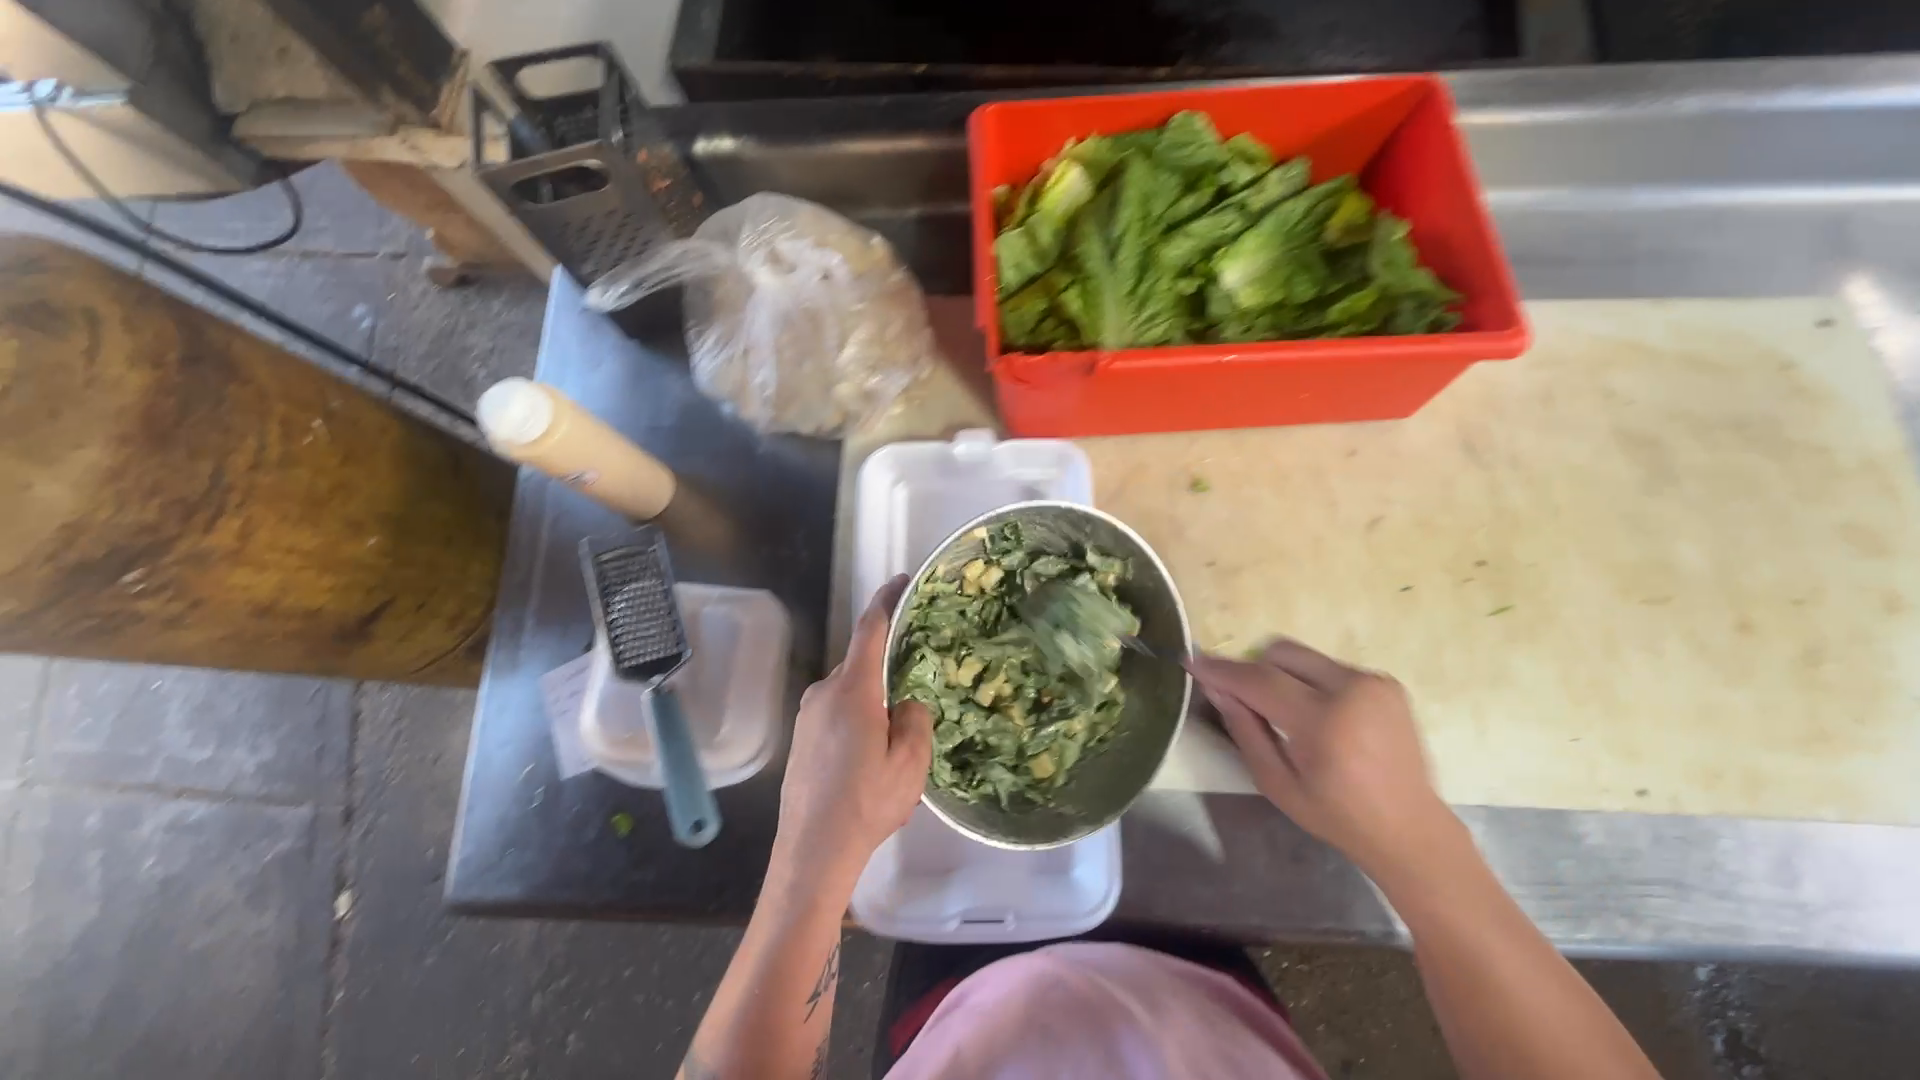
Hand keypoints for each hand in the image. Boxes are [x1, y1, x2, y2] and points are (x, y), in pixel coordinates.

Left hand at [773, 575, 932, 887]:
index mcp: (852, 690)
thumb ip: (915, 720)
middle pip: (862, 667)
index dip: (887, 600)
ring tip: (893, 751)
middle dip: (888, 677)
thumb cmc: (866, 803)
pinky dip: (855, 726)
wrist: (812, 850)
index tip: (901, 581)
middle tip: (915, 704)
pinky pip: (835, 717)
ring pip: (850, 697)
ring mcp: (807, 717)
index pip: (870, 629)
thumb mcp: (910, 762)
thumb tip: (906, 704)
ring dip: (872, 708)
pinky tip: (867, 765)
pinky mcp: (800, 740)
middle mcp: (823, 693)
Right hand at [1188, 639, 1452, 875]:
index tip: (1192, 661)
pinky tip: (1316, 716)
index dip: (1221, 669)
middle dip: (1253, 668)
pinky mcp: (1385, 682)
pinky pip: (1329, 667)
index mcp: (1324, 722)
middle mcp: (1352, 690)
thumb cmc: (1336, 815)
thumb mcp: (1276, 783)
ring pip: (1303, 657)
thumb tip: (1216, 687)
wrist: (1409, 828)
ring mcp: (1373, 682)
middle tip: (1240, 696)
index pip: (1260, 680)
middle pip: (1280, 652)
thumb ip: (1244, 729)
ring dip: (1282, 675)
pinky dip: (1310, 682)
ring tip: (1283, 713)